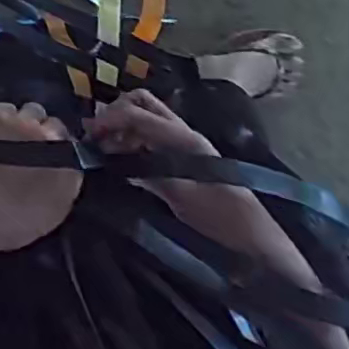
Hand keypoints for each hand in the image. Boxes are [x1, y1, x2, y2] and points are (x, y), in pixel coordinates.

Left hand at [0, 102, 82, 252]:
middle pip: (53, 124)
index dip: (62, 149)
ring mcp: (20, 121)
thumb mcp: (56, 205)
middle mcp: (48, 136)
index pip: (74, 144)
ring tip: (13, 135)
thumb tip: (66, 160)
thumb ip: (66, 177)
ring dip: (25, 121)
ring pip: (31, 110)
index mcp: (68, 163)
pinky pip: (6, 108)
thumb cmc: (16, 217)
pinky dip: (4, 116)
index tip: (53, 155)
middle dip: (45, 132)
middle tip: (32, 145)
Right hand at [86, 89, 228, 212]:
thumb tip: (109, 157)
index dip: (107, 120)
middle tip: (98, 137)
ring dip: (120, 127)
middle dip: (114, 113)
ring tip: (105, 151)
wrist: (260, 246)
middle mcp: (182, 133)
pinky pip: (148, 138)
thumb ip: (143, 171)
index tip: (87, 136)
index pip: (134, 112)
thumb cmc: (221, 220)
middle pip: (140, 102)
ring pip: (143, 118)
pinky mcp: (183, 160)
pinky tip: (121, 162)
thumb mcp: (180, 196)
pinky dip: (130, 141)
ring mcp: (183, 144)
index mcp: (182, 137)